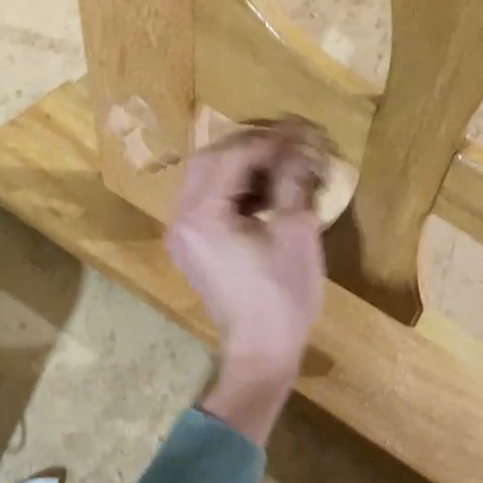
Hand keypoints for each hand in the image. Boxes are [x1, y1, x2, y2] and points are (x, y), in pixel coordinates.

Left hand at [165, 125, 325, 443]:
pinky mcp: (193, 249)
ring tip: (280, 165)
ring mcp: (183, 236)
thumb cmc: (282, 295)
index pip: (233, 156)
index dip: (269, 140)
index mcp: (202, 213)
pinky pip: (208, 204)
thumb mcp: (296, 233)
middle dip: (250, 147)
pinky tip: (265, 194)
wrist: (262, 350)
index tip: (301, 131)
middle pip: (210, 161)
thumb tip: (301, 147)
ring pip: (206, 181)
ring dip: (241, 167)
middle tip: (287, 142)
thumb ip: (293, 181)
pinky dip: (234, 191)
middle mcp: (181, 219)